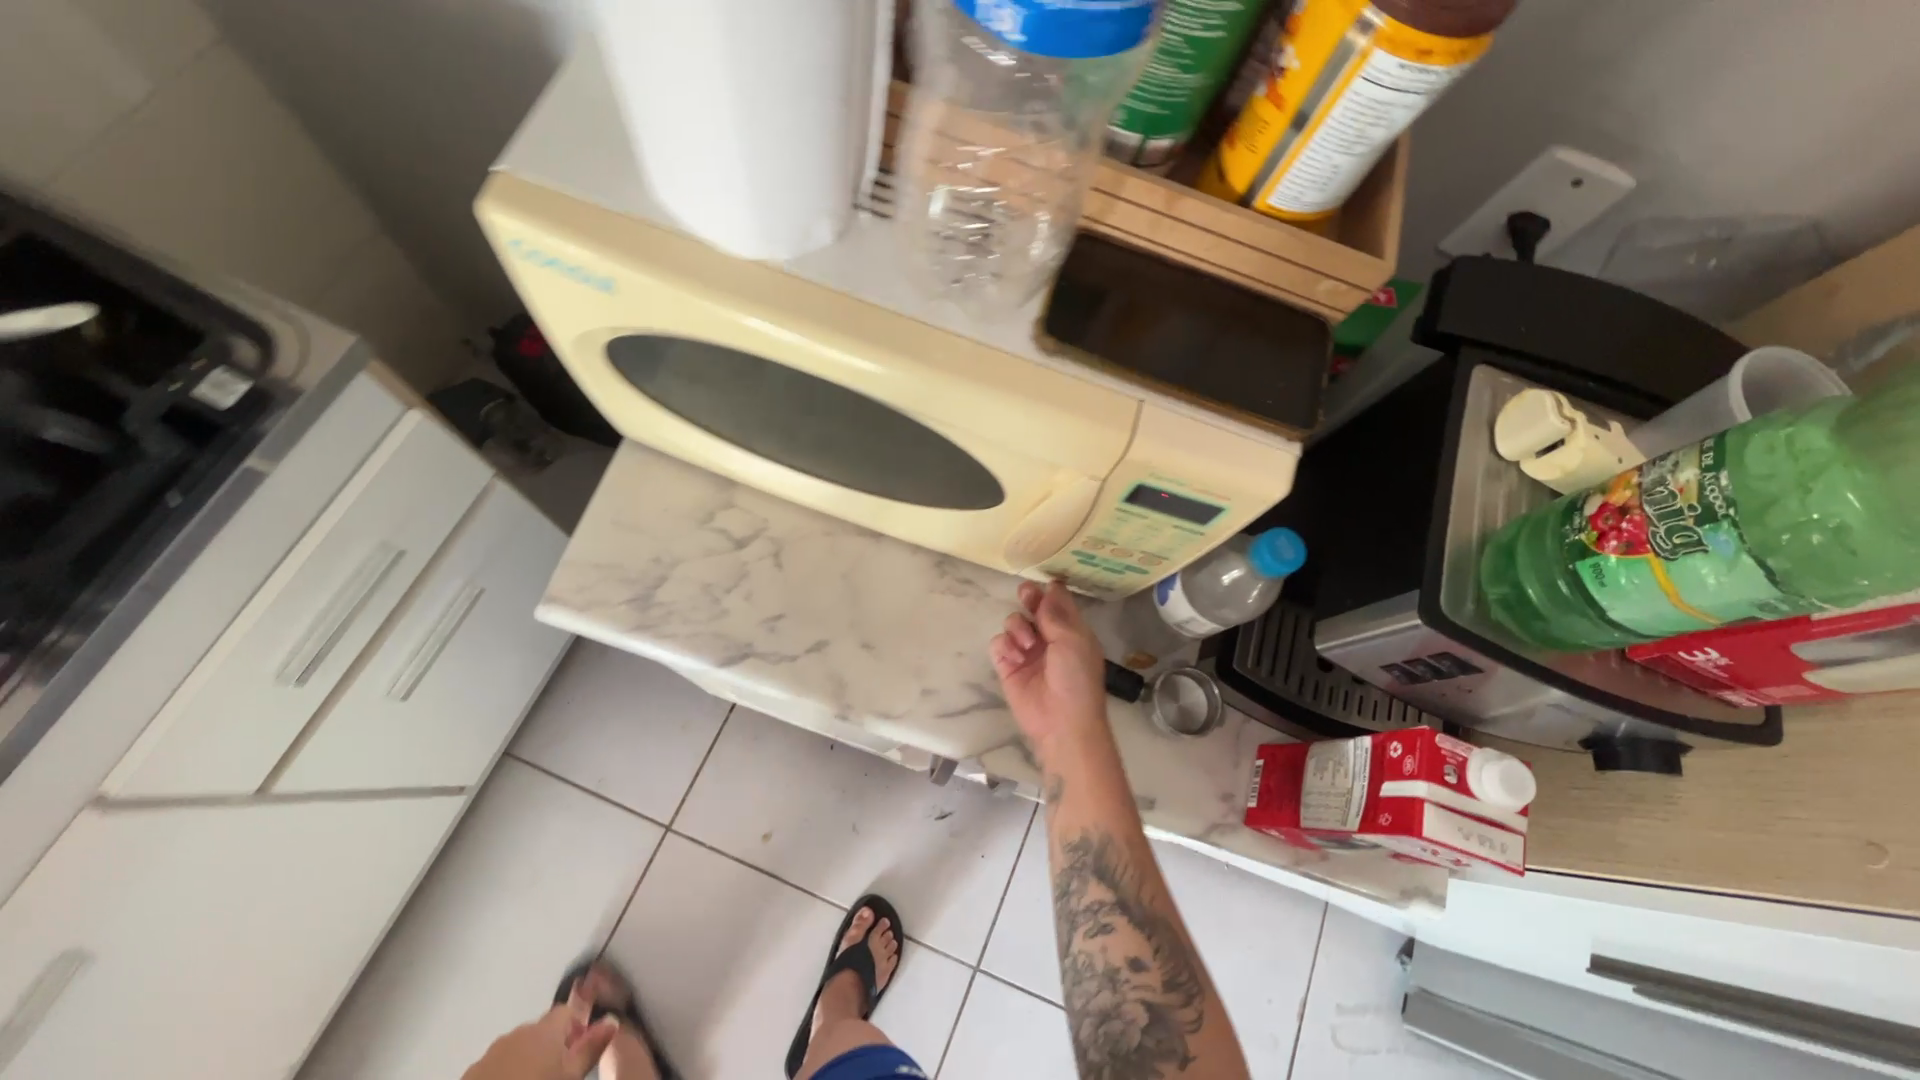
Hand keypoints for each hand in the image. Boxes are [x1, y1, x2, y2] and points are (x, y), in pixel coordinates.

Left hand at [461, 983, 620, 1079]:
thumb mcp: (571, 1076)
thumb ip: (591, 1048)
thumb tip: (612, 1021)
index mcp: (544, 1031)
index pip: (566, 1011)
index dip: (576, 1026)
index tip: (578, 1049)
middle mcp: (517, 1033)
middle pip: (541, 1030)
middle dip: (551, 1045)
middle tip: (558, 1072)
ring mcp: (490, 1052)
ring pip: (518, 1047)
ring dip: (528, 1059)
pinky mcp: (472, 1072)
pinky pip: (496, 1064)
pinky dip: (505, 1072)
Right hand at [990, 580, 1108, 758]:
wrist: (1062, 722)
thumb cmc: (1076, 679)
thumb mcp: (1073, 641)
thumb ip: (1056, 614)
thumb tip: (1049, 587)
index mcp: (1071, 631)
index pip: (1059, 603)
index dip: (1050, 591)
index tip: (1043, 582)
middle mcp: (1048, 638)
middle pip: (1033, 608)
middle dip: (1028, 599)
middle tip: (1025, 595)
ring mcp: (1027, 652)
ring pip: (1013, 622)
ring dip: (1018, 627)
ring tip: (1027, 645)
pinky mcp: (1008, 667)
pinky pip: (998, 643)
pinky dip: (1004, 645)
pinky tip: (1015, 657)